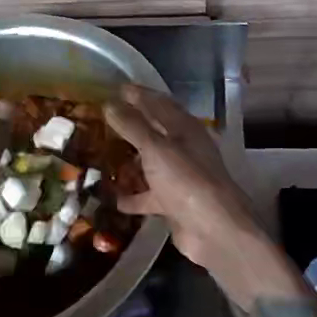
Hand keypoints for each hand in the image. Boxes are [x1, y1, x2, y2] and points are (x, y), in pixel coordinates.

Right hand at [102, 85, 272, 274]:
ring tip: (102, 154)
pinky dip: (131, 195)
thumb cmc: (186, 180)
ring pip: (151, 163)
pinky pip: (148, 195)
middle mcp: (184, 149)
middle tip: (103, 120)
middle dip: (132, 126)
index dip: (139, 94)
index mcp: (185, 129)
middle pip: (155, 132)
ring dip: (130, 160)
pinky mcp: (173, 203)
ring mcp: (180, 177)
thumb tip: (109, 103)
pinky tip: (110, 196)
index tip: (115, 87)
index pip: (159, 103)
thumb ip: (132, 125)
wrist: (213, 229)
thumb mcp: (155, 148)